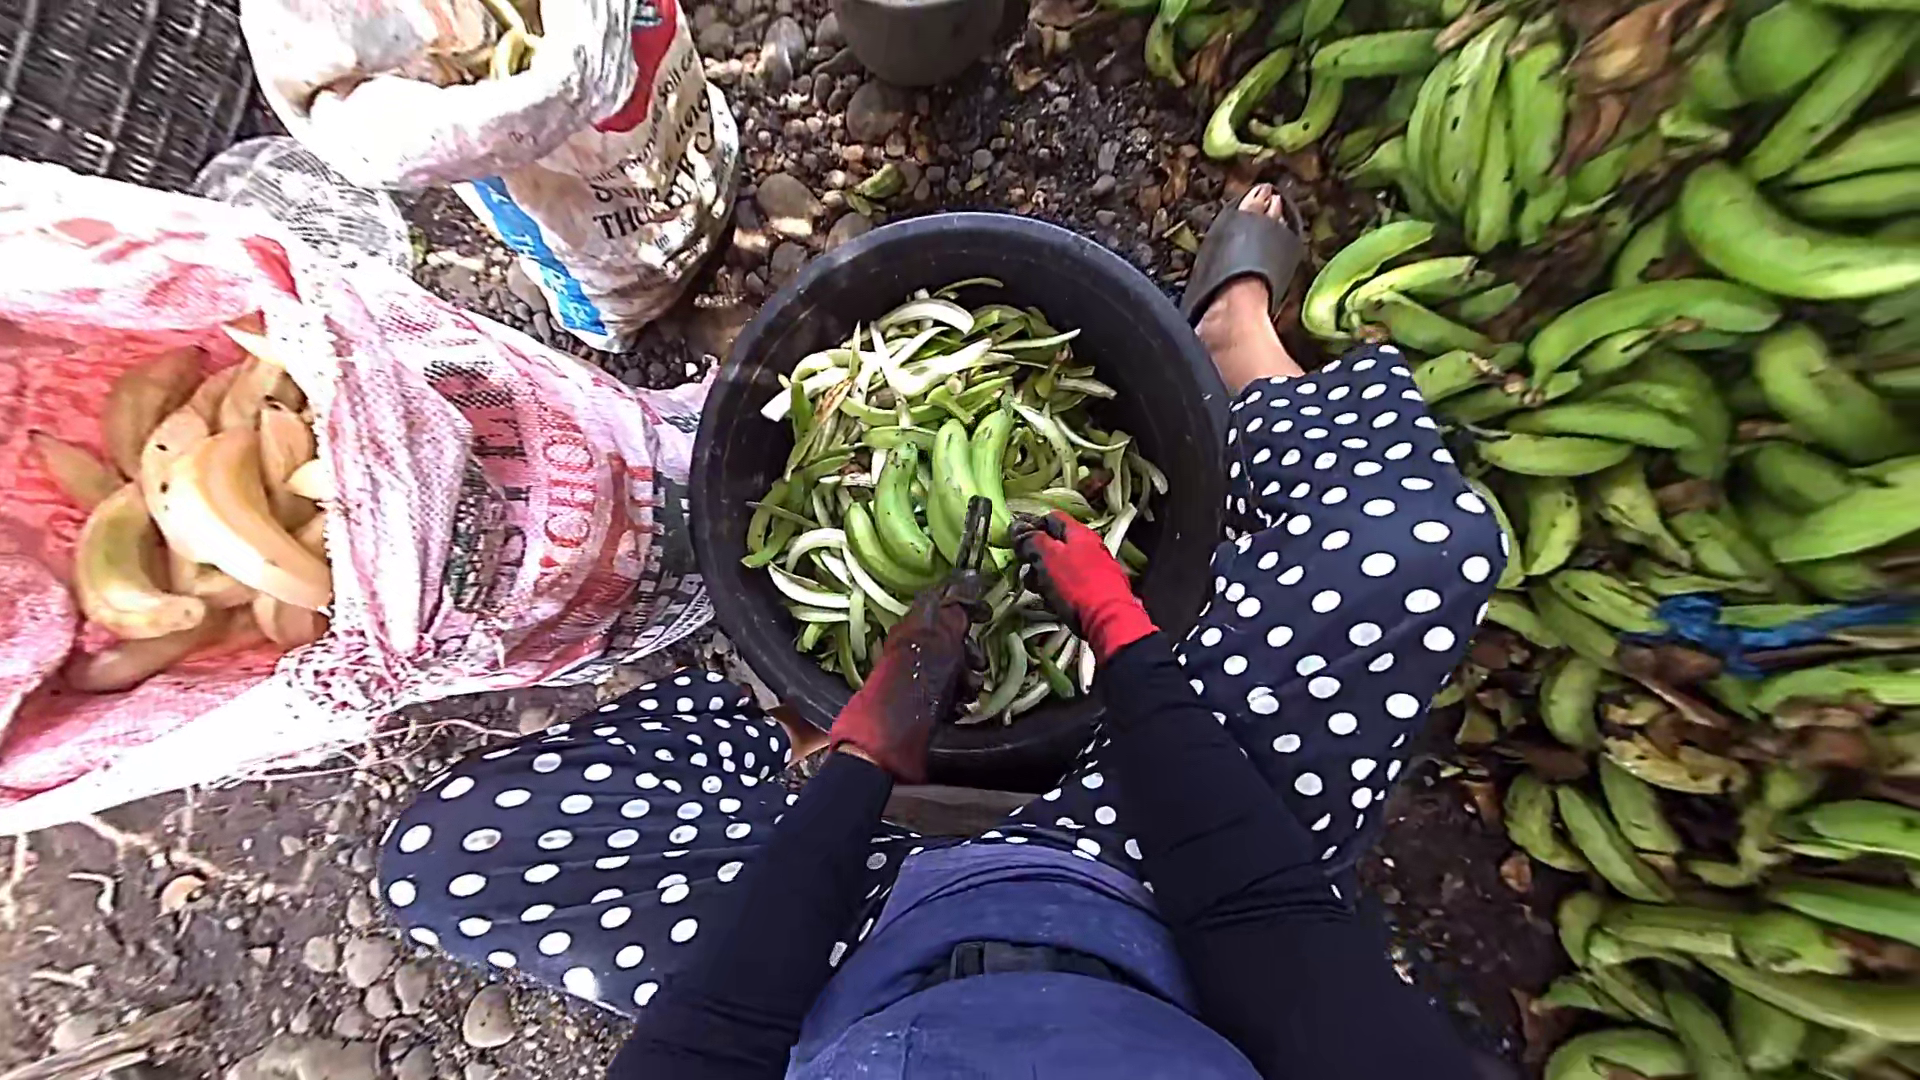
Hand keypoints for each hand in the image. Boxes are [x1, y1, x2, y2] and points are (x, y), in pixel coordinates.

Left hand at [827, 576, 986, 782]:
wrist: (897, 731)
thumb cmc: (919, 678)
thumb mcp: (942, 637)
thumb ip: (955, 611)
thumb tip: (968, 582)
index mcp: (914, 622)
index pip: (942, 598)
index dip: (966, 600)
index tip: (987, 611)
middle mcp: (914, 643)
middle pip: (952, 635)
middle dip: (970, 649)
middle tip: (977, 662)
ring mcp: (917, 670)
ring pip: (953, 662)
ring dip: (967, 675)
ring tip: (969, 688)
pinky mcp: (922, 696)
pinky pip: (948, 686)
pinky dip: (958, 693)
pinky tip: (961, 703)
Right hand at [1009, 512, 1156, 662]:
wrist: (1109, 620)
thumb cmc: (1076, 585)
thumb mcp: (1048, 558)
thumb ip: (1032, 540)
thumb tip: (1018, 528)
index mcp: (1079, 533)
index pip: (1051, 518)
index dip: (1032, 526)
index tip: (1018, 541)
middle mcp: (1090, 547)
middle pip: (1055, 544)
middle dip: (1036, 557)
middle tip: (1026, 570)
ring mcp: (1096, 569)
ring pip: (1061, 566)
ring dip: (1044, 577)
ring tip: (1039, 590)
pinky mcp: (1097, 590)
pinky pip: (1070, 584)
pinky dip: (1058, 590)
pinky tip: (1053, 602)